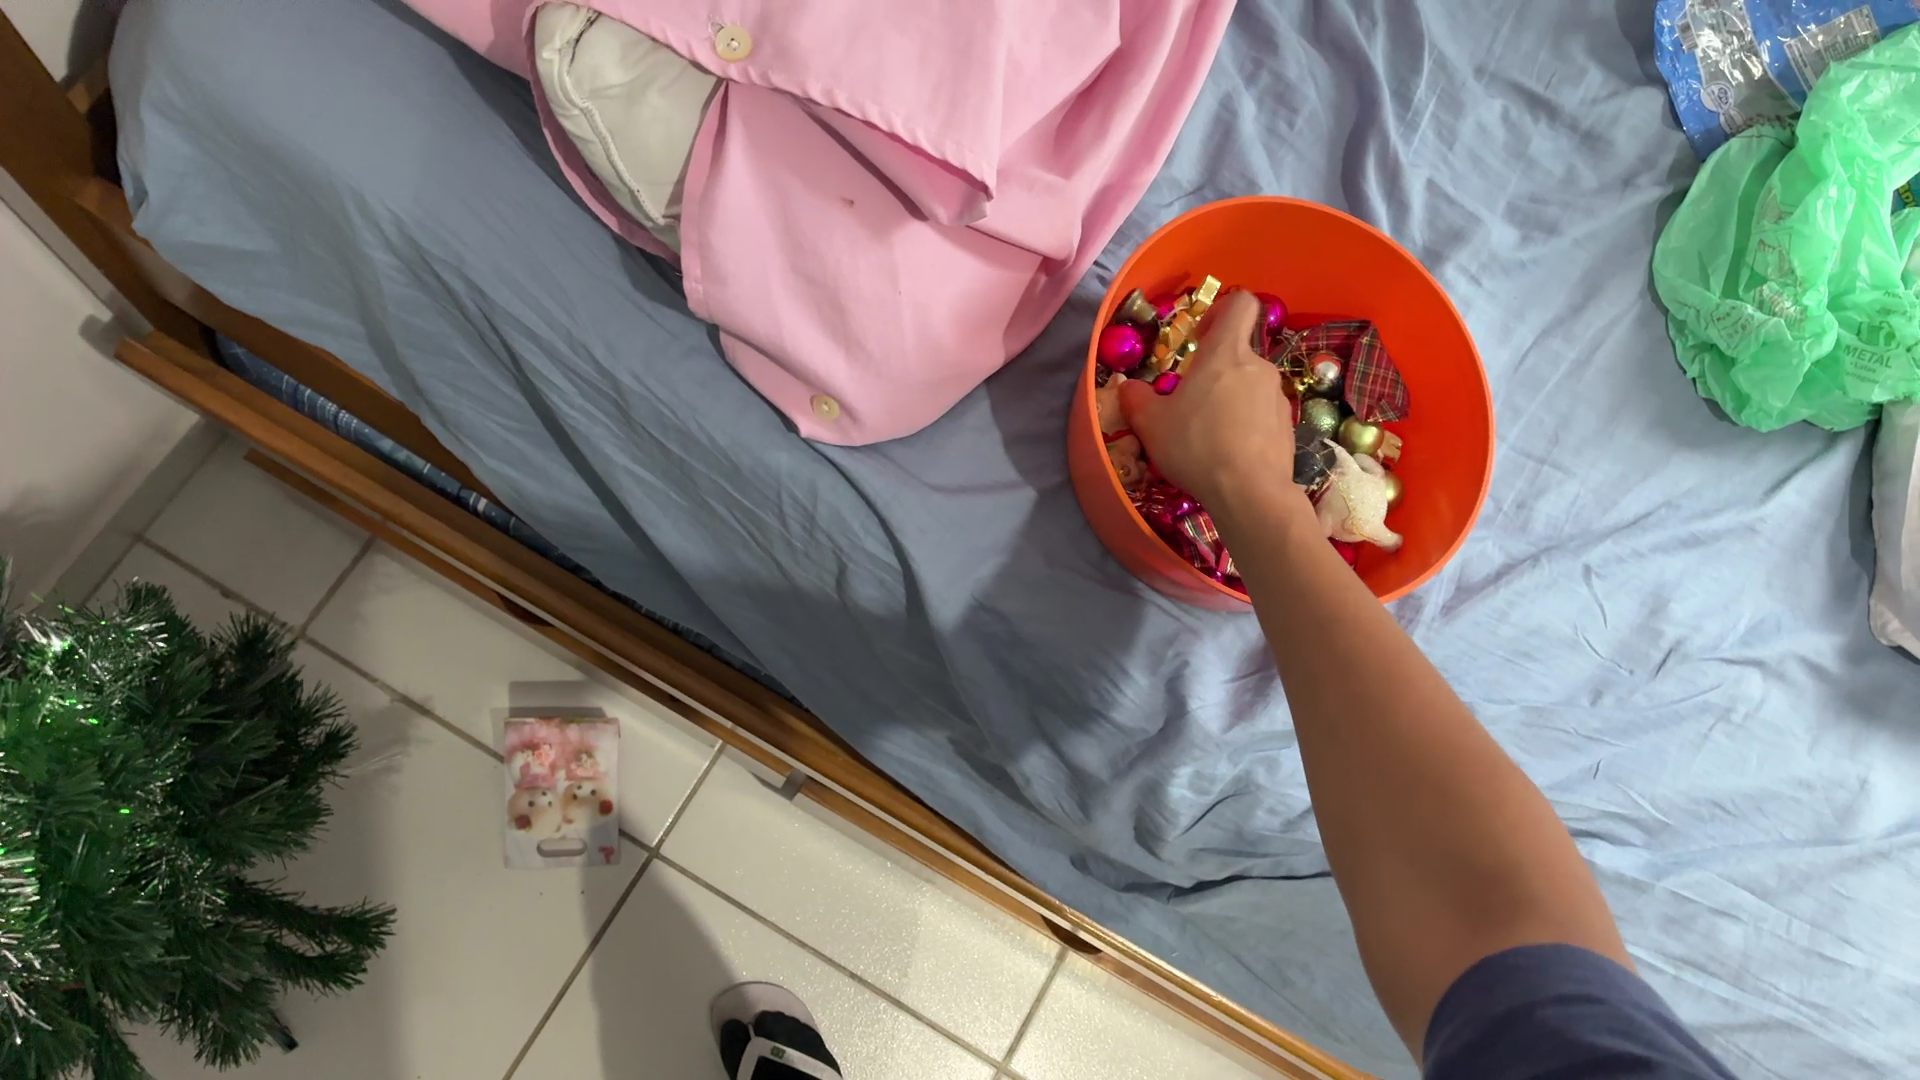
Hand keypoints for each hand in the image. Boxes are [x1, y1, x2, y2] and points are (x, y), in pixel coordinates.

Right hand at [1119, 290, 1301, 512]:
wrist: (1249, 491)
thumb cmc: (1195, 446)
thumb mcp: (1150, 424)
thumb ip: (1136, 399)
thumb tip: (1128, 387)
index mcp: (1224, 353)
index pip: (1240, 304)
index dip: (1221, 310)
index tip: (1201, 334)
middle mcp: (1257, 366)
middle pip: (1238, 353)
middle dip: (1215, 371)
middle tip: (1191, 402)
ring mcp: (1277, 396)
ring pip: (1250, 386)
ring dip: (1230, 400)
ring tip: (1208, 434)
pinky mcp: (1287, 426)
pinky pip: (1262, 415)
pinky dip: (1246, 426)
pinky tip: (1229, 453)